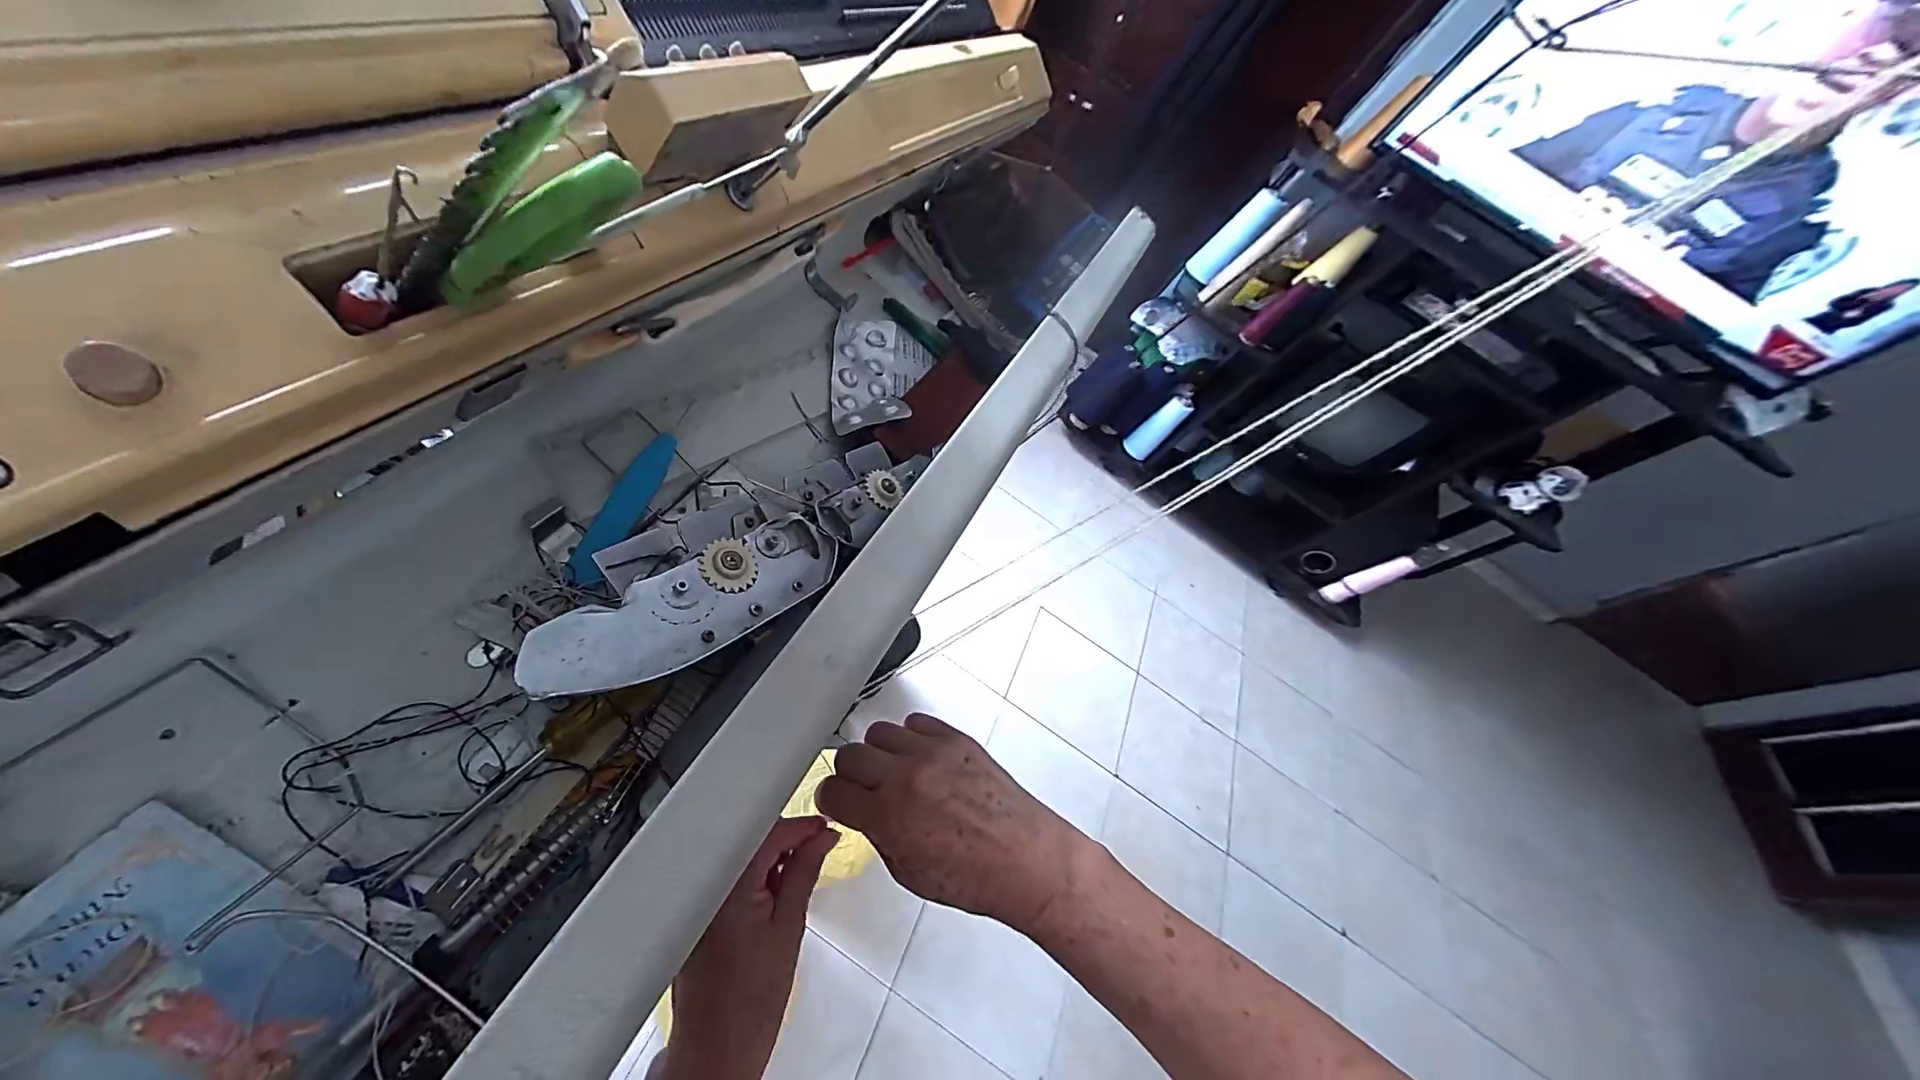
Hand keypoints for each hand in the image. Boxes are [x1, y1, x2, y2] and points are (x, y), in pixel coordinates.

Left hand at [655, 816, 838, 1079]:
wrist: (717, 1051)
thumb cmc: (749, 1004)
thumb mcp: (790, 926)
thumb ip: (805, 872)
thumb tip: (822, 840)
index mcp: (730, 887)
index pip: (769, 833)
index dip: (802, 827)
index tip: (824, 829)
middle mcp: (707, 889)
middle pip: (753, 841)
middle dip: (787, 842)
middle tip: (817, 853)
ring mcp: (699, 902)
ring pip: (742, 859)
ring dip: (771, 861)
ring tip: (794, 886)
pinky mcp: (698, 916)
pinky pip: (730, 880)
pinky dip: (754, 880)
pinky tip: (771, 901)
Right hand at [815, 713, 1099, 935]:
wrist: (1024, 858)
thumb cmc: (976, 875)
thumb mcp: (908, 872)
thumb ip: (878, 836)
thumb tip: (867, 815)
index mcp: (888, 814)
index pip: (833, 791)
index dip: (829, 798)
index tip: (835, 799)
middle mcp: (906, 777)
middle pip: (850, 755)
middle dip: (850, 774)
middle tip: (861, 787)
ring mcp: (933, 753)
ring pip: (880, 732)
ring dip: (880, 753)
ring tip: (893, 771)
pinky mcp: (956, 740)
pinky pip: (917, 723)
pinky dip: (912, 738)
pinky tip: (920, 758)